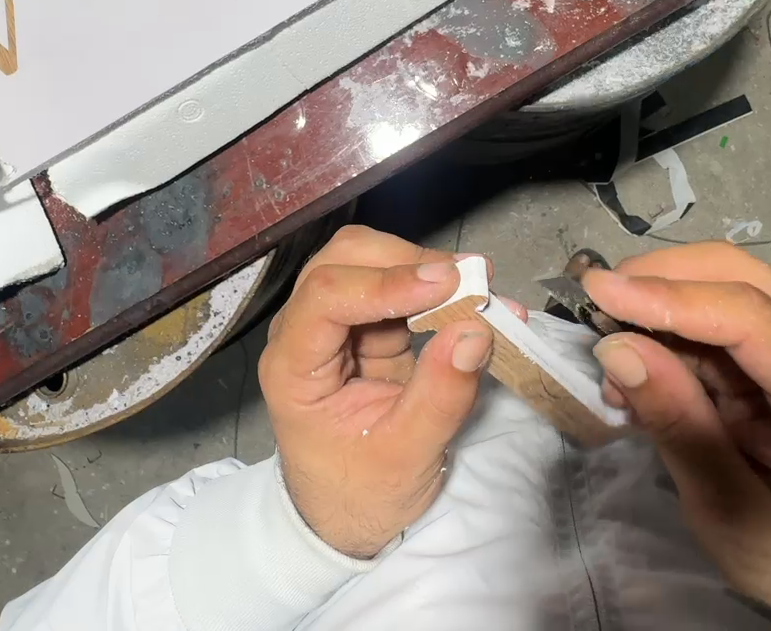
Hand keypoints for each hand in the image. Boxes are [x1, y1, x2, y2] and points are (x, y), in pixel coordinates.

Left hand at [257, 226, 494, 558]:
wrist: (347, 511)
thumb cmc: (361, 491)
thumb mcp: (406, 458)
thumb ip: (440, 396)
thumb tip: (475, 332)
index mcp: (292, 367)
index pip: (325, 297)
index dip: (385, 283)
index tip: (446, 283)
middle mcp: (303, 329)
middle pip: (343, 259)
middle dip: (407, 260)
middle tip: (468, 280)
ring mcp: (332, 319)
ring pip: (370, 259)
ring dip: (424, 266)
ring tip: (477, 287)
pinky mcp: (363, 321)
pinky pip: (397, 284)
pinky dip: (435, 286)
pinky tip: (470, 298)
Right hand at [582, 243, 770, 630]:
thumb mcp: (732, 514)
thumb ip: (679, 427)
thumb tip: (615, 349)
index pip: (749, 318)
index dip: (669, 297)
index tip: (596, 292)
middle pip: (736, 274)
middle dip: (657, 278)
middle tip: (594, 312)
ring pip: (723, 278)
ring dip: (658, 299)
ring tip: (614, 354)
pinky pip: (718, 306)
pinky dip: (669, 322)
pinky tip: (642, 365)